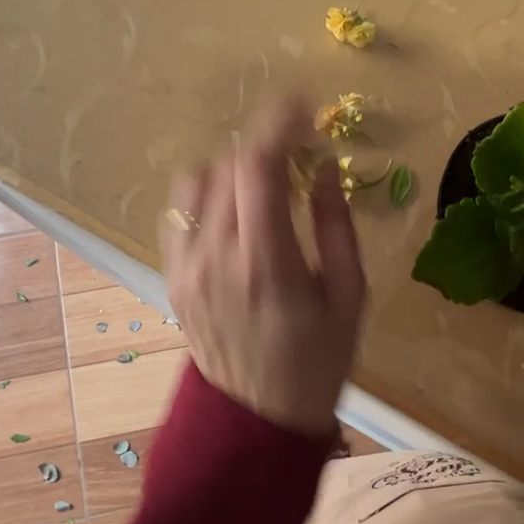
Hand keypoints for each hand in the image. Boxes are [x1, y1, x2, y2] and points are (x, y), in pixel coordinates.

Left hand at [159, 99, 365, 436]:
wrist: (258, 416)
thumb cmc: (319, 359)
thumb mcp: (350, 295)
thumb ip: (337, 225)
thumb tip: (323, 167)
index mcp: (267, 261)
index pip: (259, 165)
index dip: (279, 123)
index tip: (303, 107)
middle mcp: (217, 255)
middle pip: (228, 164)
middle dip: (265, 145)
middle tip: (297, 156)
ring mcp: (187, 265)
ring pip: (198, 181)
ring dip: (233, 169)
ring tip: (264, 187)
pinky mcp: (173, 276)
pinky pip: (180, 213)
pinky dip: (206, 196)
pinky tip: (233, 214)